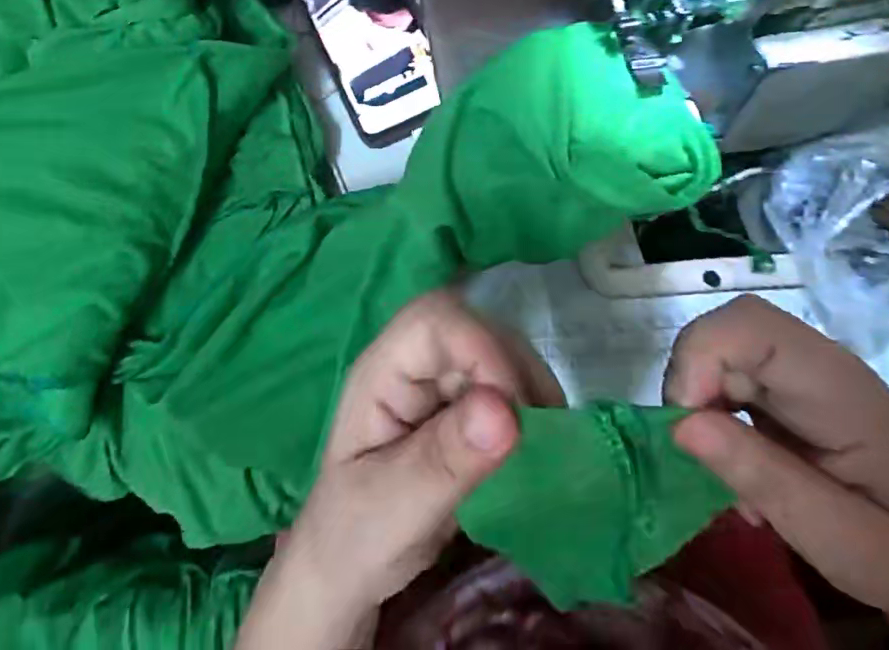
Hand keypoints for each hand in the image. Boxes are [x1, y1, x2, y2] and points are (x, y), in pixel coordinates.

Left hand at [235, 290, 561, 648]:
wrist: (345, 568)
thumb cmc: (353, 537)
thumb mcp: (396, 507)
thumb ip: (447, 459)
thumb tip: (506, 410)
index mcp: (380, 372)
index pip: (433, 321)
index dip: (482, 349)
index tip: (516, 414)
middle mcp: (409, 363)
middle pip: (471, 326)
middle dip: (514, 369)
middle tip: (541, 435)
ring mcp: (434, 382)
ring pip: (494, 350)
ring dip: (528, 388)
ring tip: (543, 444)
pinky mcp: (457, 405)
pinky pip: (501, 384)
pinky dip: (528, 408)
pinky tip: (536, 447)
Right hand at [665, 296, 888, 649]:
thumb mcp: (840, 540)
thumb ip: (762, 477)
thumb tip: (679, 424)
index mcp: (836, 386)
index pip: (747, 325)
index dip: (700, 357)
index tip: (686, 421)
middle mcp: (816, 363)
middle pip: (727, 330)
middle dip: (691, 378)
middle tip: (691, 442)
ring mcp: (801, 373)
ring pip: (720, 349)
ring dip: (699, 397)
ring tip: (716, 461)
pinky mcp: (789, 389)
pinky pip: (729, 373)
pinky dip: (711, 408)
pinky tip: (730, 457)